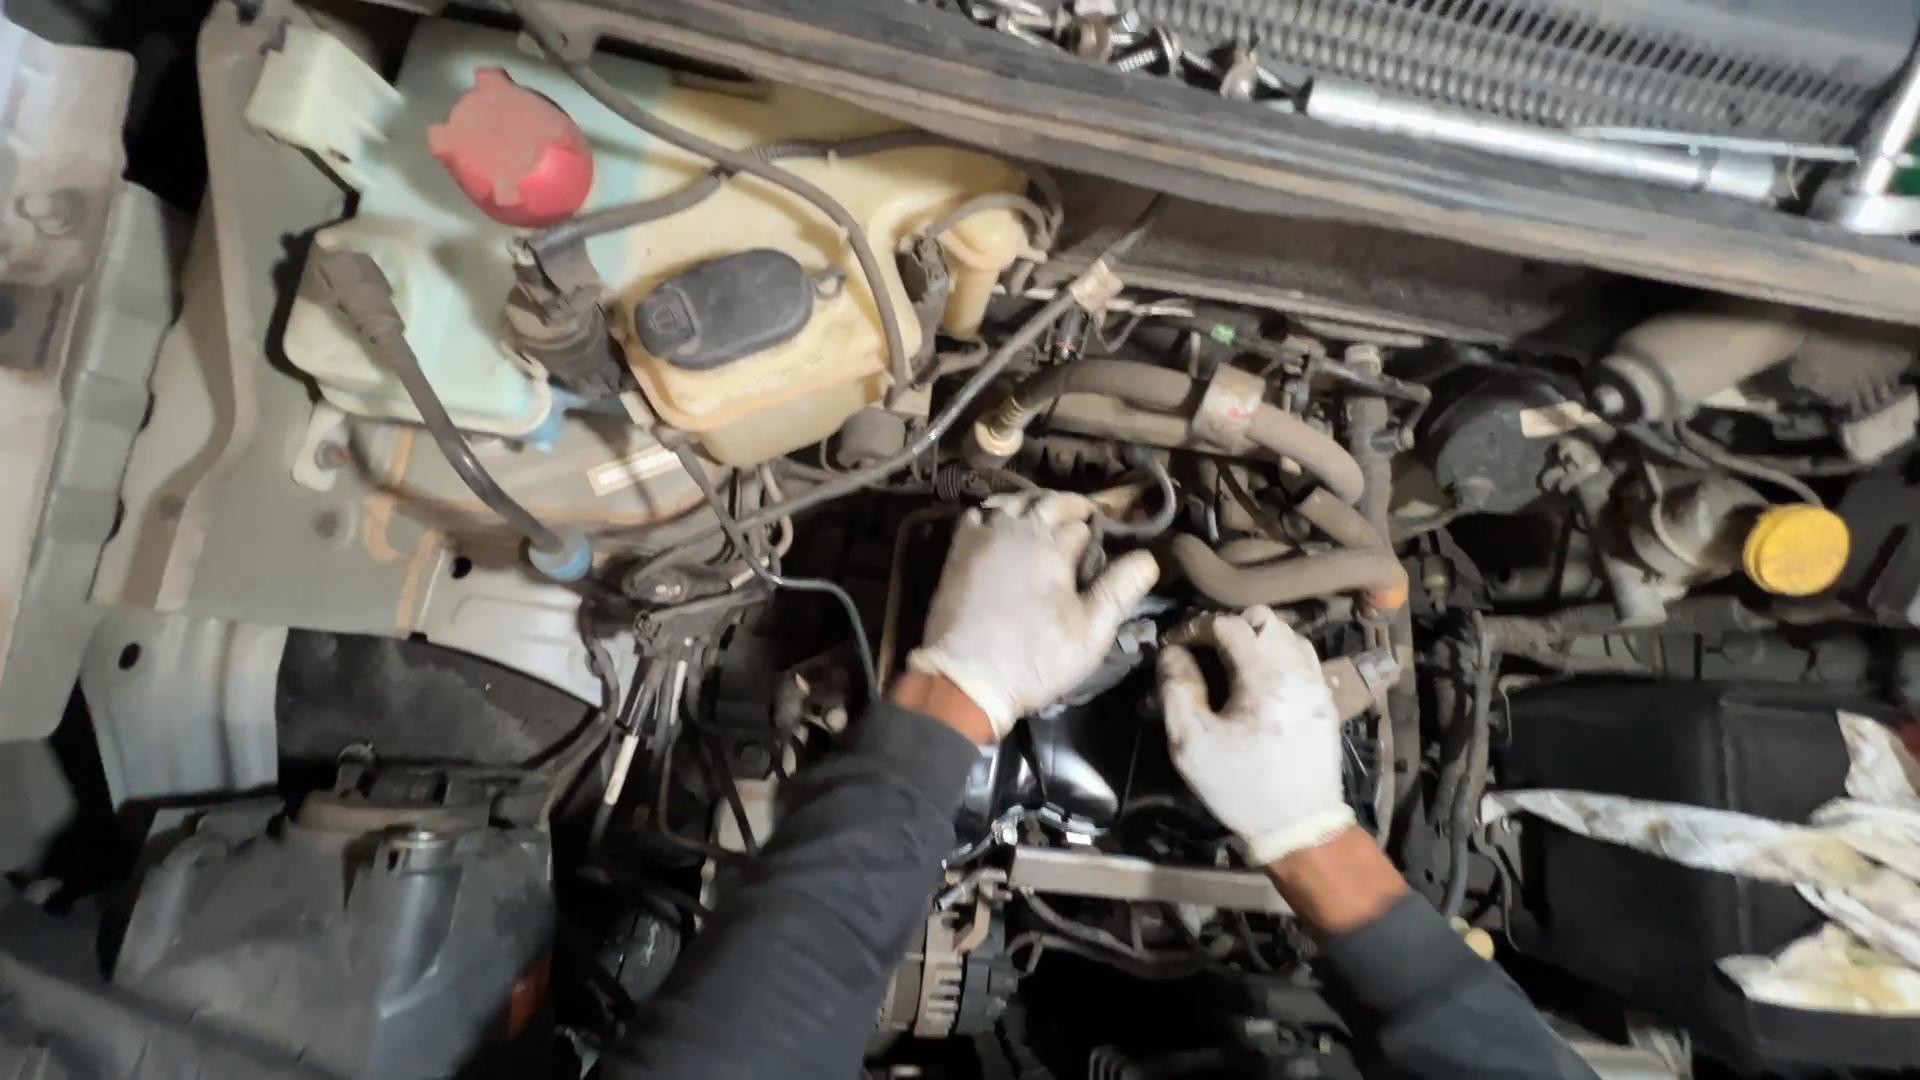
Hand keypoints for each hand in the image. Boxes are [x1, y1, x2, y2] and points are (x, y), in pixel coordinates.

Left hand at [907, 492, 1158, 739]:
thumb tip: (1149, 557)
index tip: (1103, 544)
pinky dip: (994, 514)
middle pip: (1048, 502)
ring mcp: (983, 537)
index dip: (1097, 531)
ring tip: (1045, 518)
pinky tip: (1001, 528)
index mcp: (1051, 545)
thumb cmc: (1033, 659)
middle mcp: (1016, 529)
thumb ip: (1120, 590)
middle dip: (1070, 507)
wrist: (965, 678)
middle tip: (1082, 520)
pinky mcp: (958, 551)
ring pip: (1012, 502)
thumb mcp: (1090, 632)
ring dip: (1033, 505)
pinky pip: (977, 515)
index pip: (1082, 523)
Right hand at [1157, 605, 1353, 864]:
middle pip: (1263, 618)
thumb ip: (1176, 688)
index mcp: (1264, 681)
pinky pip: (1299, 653)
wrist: (1300, 827)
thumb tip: (1172, 652)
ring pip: (1285, 631)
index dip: (1194, 628)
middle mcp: (1297, 673)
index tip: (1174, 646)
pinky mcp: (1324, 698)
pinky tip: (1255, 675)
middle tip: (1202, 650)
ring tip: (1228, 661)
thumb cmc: (1240, 787)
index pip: (1228, 625)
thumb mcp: (1190, 743)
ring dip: (1252, 636)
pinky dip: (1274, 651)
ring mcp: (1317, 683)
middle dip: (1227, 626)